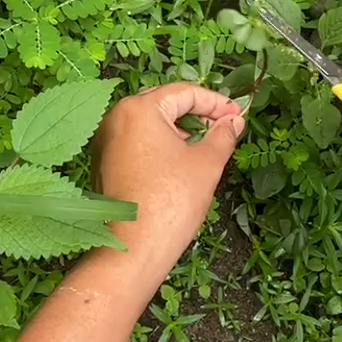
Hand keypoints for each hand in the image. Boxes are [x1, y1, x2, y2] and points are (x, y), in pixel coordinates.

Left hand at [90, 82, 244, 275]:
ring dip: (179, 127)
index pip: (184, 92)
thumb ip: (223, 134)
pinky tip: (180, 160)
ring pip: (149, 122)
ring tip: (206, 142)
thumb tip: (234, 120)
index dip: (215, 101)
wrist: (133, 249)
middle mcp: (115, 118)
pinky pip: (137, 140)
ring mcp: (105, 141)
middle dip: (196, 111)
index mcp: (139, 109)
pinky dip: (160, 143)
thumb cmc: (171, 202)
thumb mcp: (207, 163)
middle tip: (223, 124)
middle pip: (164, 102)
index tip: (236, 114)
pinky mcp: (104, 162)